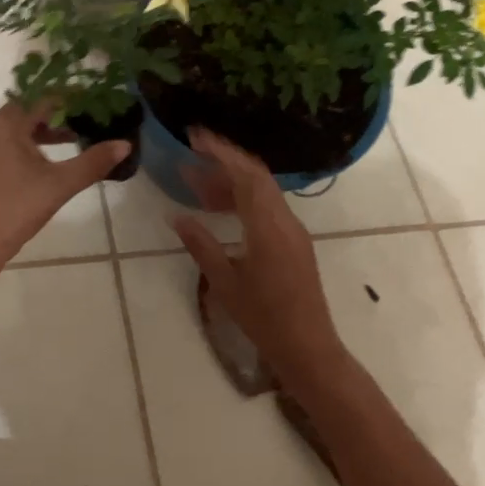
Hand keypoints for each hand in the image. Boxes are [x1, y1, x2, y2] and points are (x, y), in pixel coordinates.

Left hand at [0, 99, 128, 270]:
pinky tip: (52, 153)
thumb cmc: (19, 208)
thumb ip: (93, 162)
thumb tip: (124, 144)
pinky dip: (31, 138)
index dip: (68, 95)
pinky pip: (10, 137)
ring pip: (19, 123)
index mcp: (6, 125)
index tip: (93, 97)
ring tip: (76, 133)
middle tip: (87, 112)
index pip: (40, 97)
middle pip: (28, 106)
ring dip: (45, 125)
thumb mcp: (60, 184)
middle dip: (58, 109)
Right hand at [172, 129, 345, 382]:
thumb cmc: (263, 318)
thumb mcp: (224, 281)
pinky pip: (266, 207)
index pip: (244, 174)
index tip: (194, 136)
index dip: (220, 151)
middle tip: (192, 149)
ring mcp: (292, 231)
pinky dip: (241, 198)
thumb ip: (200, 243)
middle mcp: (284, 221)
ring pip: (261, 191)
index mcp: (267, 226)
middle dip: (224, 158)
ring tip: (195, 181)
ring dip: (230, 180)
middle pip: (255, 175)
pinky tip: (217, 209)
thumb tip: (175, 215)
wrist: (308, 349)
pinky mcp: (293, 243)